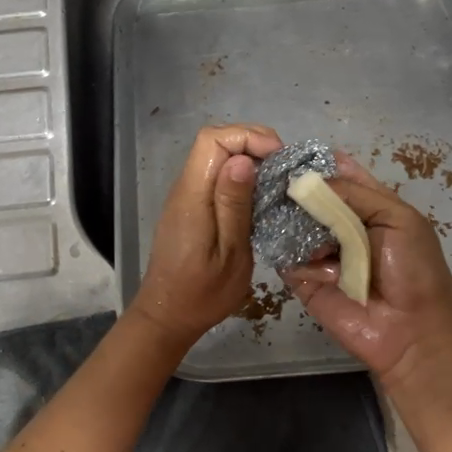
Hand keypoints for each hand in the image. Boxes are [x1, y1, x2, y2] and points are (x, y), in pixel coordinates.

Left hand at [130, 124, 282, 346]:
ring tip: (277, 182)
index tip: (278, 158)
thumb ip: (235, 205)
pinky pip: (215, 175)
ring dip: (249, 158)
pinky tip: (259, 197)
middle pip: (214, 141)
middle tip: (282, 169)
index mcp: (193, 195)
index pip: (213, 139)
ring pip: (215, 156)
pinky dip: (240, 176)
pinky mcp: (191, 207)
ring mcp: (185, 196)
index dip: (248, 136)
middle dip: (252, 142)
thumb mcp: (231, 254)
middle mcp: (185, 187)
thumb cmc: (202, 293)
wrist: (168, 315)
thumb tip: (243, 160)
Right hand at [282, 155, 451, 387]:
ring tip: (291, 220)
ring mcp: (319, 252)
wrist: (412, 332)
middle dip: (293, 188)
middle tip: (271, 178)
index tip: (289, 151)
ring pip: (291, 224)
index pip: (337, 174)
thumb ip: (354, 193)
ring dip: (290, 221)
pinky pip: (286, 258)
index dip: (317, 162)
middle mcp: (339, 225)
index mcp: (367, 206)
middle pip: (308, 197)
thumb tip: (308, 179)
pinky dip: (297, 257)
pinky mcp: (303, 279)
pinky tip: (318, 268)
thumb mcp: (397, 218)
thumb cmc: (414, 269)